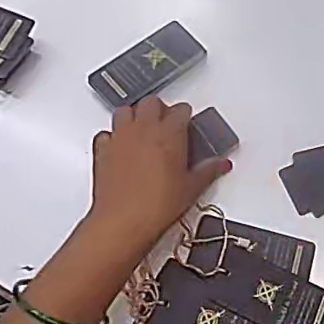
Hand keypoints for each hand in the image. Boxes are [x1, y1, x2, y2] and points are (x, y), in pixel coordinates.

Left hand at [85, 99, 230, 257]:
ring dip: (135, 116)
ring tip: (143, 129)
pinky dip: (113, 136)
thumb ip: (209, 170)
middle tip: (167, 123)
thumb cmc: (156, 205)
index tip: (188, 123)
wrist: (124, 222)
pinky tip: (120, 146)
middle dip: (160, 109)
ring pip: (125, 111)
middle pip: (152, 102)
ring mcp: (120, 137)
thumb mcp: (192, 188)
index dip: (186, 115)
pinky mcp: (102, 150)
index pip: (181, 109)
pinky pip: (106, 133)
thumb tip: (220, 164)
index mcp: (169, 133)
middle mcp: (143, 129)